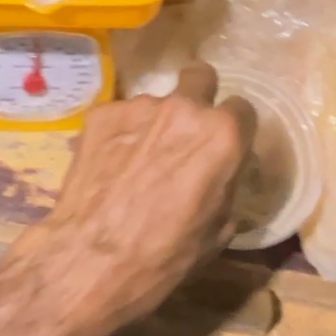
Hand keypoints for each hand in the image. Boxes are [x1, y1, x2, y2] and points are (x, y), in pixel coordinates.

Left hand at [35, 65, 250, 327]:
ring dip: (154, 123)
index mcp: (222, 135)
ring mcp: (138, 105)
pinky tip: (110, 165)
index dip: (236, 128)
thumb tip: (221, 171)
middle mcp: (183, 108)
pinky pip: (120, 116)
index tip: (225, 145)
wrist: (92, 258)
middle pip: (200, 77)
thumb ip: (226, 183)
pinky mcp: (101, 113)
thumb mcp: (219, 228)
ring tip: (138, 161)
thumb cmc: (166, 254)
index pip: (242, 109)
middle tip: (186, 130)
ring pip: (156, 102)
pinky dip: (120, 134)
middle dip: (198, 96)